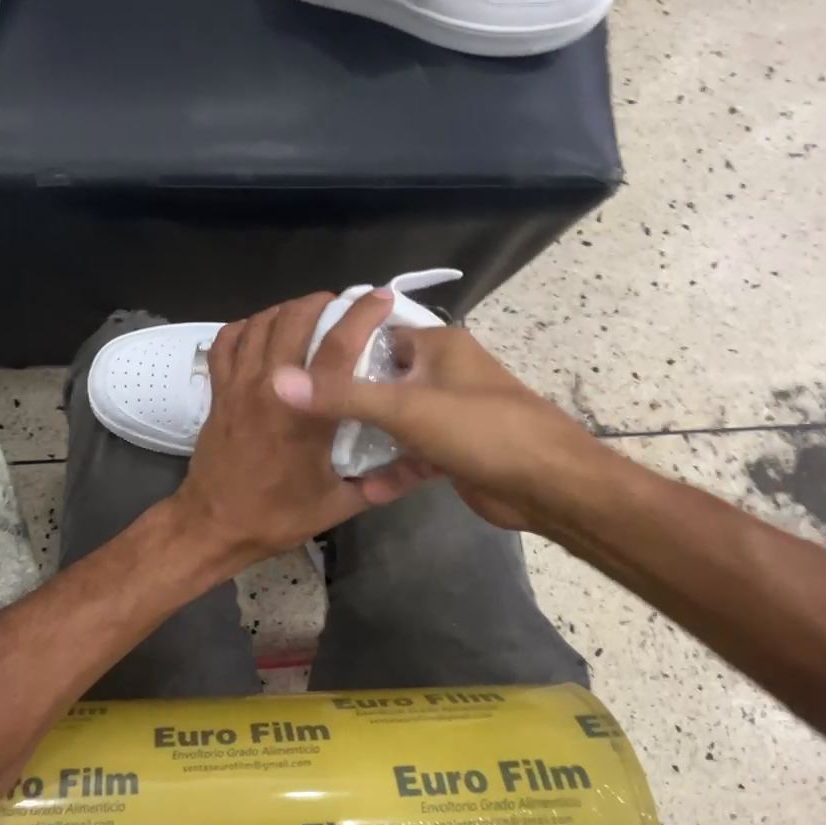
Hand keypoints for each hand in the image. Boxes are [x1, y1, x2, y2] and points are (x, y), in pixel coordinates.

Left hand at [168, 290, 426, 568]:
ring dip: (285, 310)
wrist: (214, 525)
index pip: (338, 346)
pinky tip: (260, 332)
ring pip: (259, 324)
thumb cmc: (276, 516)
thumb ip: (383, 483)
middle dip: (322, 302)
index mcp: (308, 414)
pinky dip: (243, 328)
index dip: (362, 313)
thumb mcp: (338, 505)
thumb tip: (426, 464)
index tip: (380, 297)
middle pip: (294, 319)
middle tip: (340, 306)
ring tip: (306, 314)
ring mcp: (238, 387)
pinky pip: (225, 343)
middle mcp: (271, 388)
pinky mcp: (218, 393)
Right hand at [270, 322, 616, 531]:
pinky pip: (412, 454)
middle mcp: (441, 373)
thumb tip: (277, 381)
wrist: (548, 486)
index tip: (294, 368)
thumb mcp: (405, 408)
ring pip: (394, 421)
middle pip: (379, 380)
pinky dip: (392, 470)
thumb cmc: (481, 430)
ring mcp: (448, 414)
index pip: (376, 334)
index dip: (337, 349)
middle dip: (344, 401)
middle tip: (299, 419)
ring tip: (322, 454)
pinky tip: (365, 490)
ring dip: (366, 440)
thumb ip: (342, 395)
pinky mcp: (453, 451)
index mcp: (437, 346)